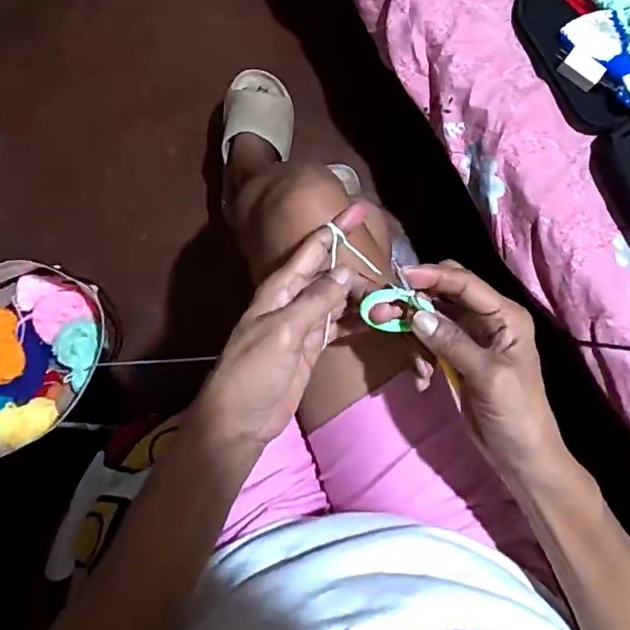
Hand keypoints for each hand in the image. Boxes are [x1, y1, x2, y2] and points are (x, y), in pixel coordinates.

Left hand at [191, 204, 367, 451]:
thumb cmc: (252, 372)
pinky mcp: (312, 345)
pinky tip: (377, 318)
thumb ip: (315, 301)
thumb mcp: (282, 333)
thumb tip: (344, 272)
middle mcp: (293, 299)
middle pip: (331, 273)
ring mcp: (304, 322)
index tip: (361, 208)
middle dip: (359, 270)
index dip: (337, 227)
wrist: (238, 421)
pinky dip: (357, 319)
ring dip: (362, 296)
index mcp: (280, 288)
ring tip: (391, 300)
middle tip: (390, 283)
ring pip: (338, 298)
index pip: (313, 248)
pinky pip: (338, 323)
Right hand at [399, 261, 568, 480]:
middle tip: (388, 311)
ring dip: (417, 335)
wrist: (522, 457)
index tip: (400, 276)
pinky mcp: (458, 356)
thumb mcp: (487, 375)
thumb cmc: (515, 412)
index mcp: (506, 315)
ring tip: (416, 367)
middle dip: (417, 300)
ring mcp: (472, 337)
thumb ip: (452, 342)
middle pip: (446, 292)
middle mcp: (489, 318)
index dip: (432, 276)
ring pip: (434, 316)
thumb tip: (417, 314)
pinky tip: (422, 380)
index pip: (465, 282)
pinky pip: (431, 341)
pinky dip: (421, 355)